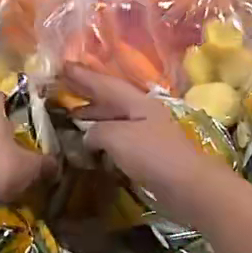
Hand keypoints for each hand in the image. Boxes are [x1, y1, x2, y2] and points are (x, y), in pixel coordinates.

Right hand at [65, 66, 226, 222]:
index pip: (105, 84)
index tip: (63, 66)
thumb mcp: (117, 137)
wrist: (188, 186)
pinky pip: (120, 142)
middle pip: (111, 100)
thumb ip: (96, 132)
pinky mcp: (149, 156)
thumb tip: (87, 136)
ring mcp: (148, 135)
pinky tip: (93, 148)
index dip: (83, 75)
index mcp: (137, 102)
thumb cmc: (153, 155)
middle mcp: (143, 114)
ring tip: (72, 118)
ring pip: (115, 121)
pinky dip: (103, 141)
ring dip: (94, 118)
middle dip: (88, 94)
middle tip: (63, 89)